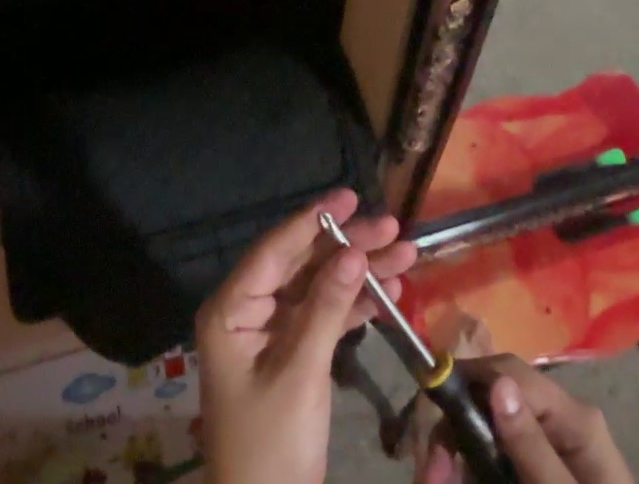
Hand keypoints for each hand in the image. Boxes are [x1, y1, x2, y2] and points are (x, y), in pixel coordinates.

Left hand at [196, 189, 416, 483]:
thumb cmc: (271, 442)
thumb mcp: (301, 371)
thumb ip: (327, 308)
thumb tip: (355, 251)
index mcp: (231, 310)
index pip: (275, 251)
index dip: (313, 220)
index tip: (350, 196)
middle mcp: (248, 311)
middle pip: (302, 264)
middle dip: (348, 246)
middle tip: (393, 228)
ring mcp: (271, 332)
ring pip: (319, 286)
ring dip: (361, 273)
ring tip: (406, 254)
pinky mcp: (293, 352)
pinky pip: (325, 315)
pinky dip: (356, 305)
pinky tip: (391, 294)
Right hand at [419, 356, 633, 483]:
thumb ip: (532, 448)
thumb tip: (499, 383)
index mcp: (573, 419)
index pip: (510, 373)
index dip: (466, 379)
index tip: (429, 412)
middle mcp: (554, 422)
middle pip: (487, 402)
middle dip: (451, 435)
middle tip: (428, 478)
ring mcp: (539, 448)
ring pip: (479, 434)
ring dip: (450, 459)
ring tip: (431, 483)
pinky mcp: (527, 469)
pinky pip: (487, 459)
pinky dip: (464, 473)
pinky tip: (448, 482)